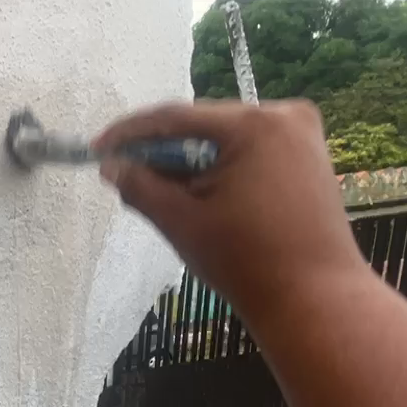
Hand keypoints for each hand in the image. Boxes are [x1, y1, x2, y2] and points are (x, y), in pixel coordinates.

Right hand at [96, 100, 369, 319]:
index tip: (95, 149)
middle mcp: (283, 115)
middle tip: (121, 176)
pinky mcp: (304, 155)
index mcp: (254, 125)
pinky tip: (193, 195)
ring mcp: (300, 133)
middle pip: (201, 126)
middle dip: (158, 151)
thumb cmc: (243, 257)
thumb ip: (139, 187)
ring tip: (156, 194)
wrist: (311, 291)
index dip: (129, 133)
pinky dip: (212, 168)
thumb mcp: (179, 220)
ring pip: (221, 140)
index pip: (176, 117)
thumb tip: (110, 166)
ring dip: (184, 162)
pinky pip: (244, 151)